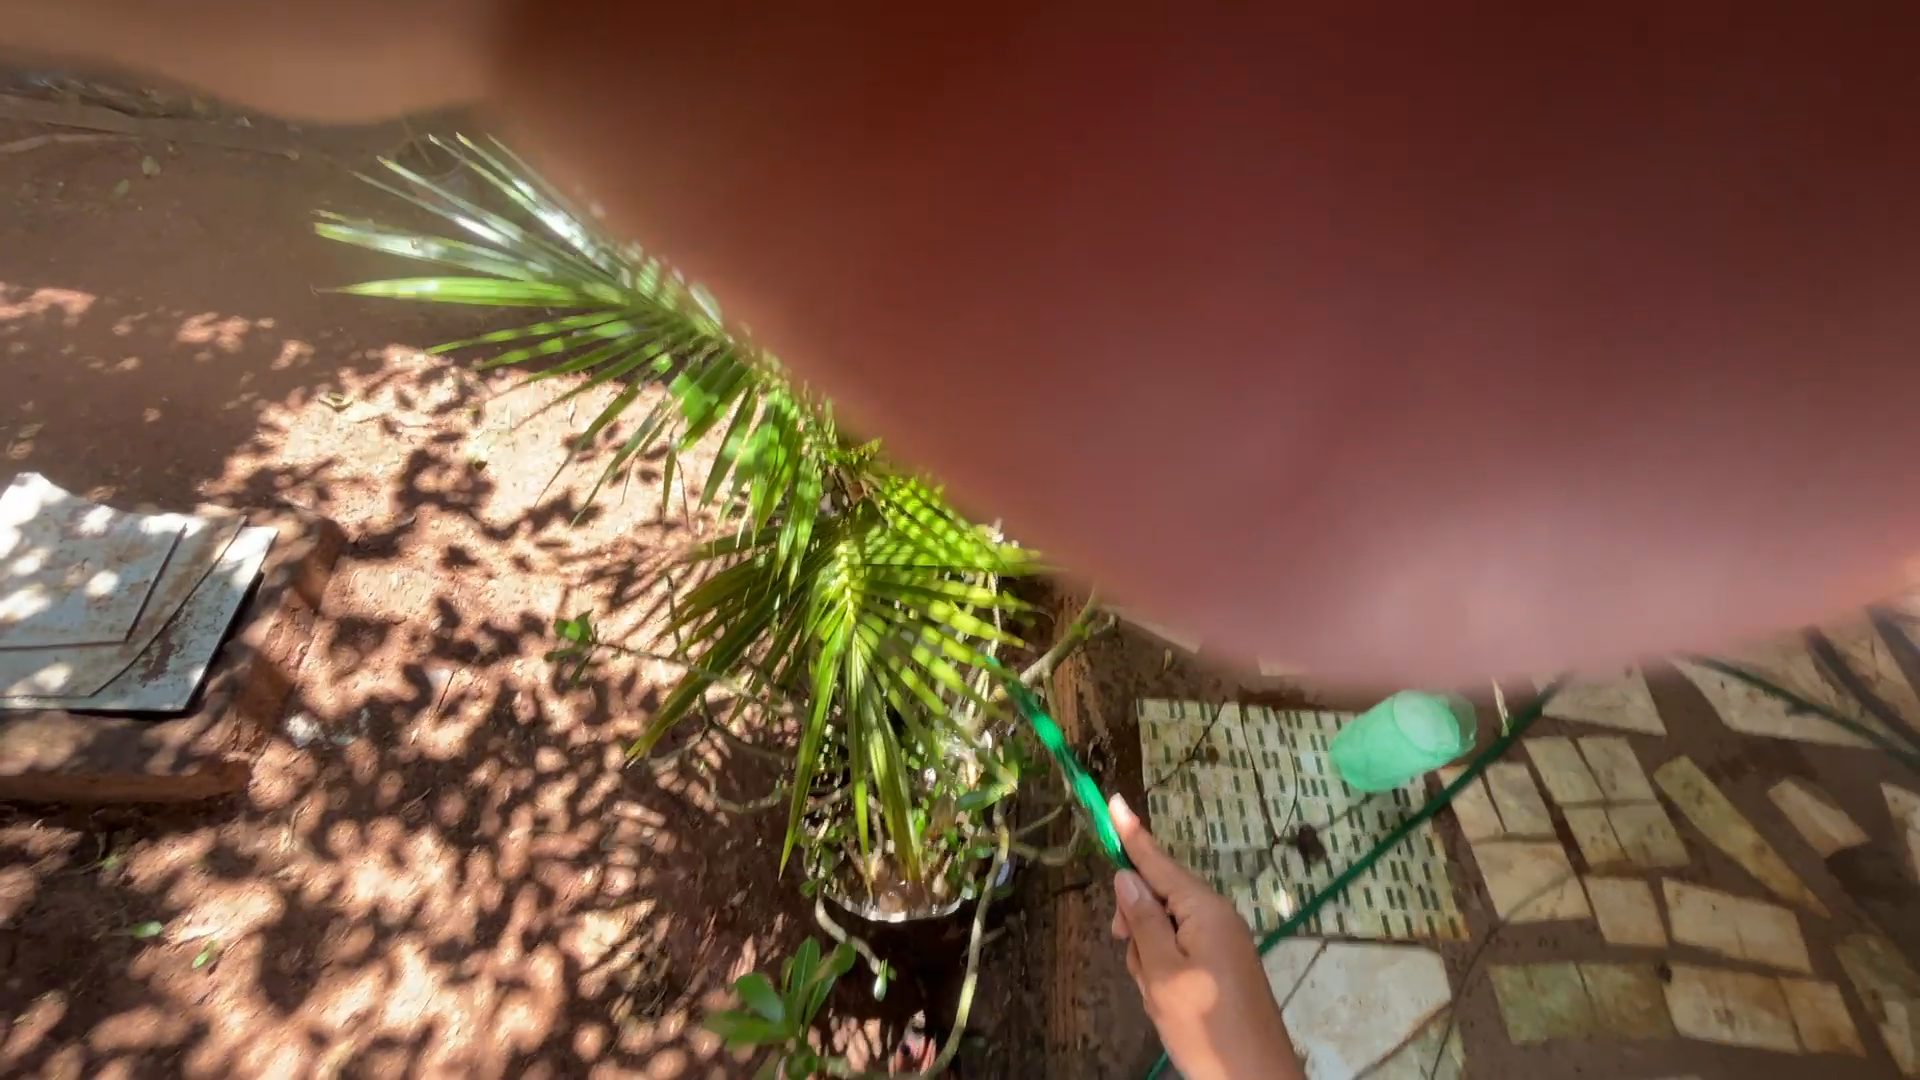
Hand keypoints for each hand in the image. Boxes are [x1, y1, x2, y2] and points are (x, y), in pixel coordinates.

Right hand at [1109, 794, 1298, 1079]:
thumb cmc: (1208, 1028)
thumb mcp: (1164, 975)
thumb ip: (1143, 921)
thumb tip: (1126, 876)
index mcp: (1204, 909)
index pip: (1157, 861)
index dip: (1131, 833)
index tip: (1113, 799)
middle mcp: (1215, 915)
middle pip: (1156, 897)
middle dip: (1136, 927)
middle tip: (1135, 962)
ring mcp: (1221, 941)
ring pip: (1163, 929)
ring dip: (1150, 959)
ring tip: (1161, 997)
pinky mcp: (1222, 964)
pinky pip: (1179, 950)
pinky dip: (1165, 972)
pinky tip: (1171, 1004)